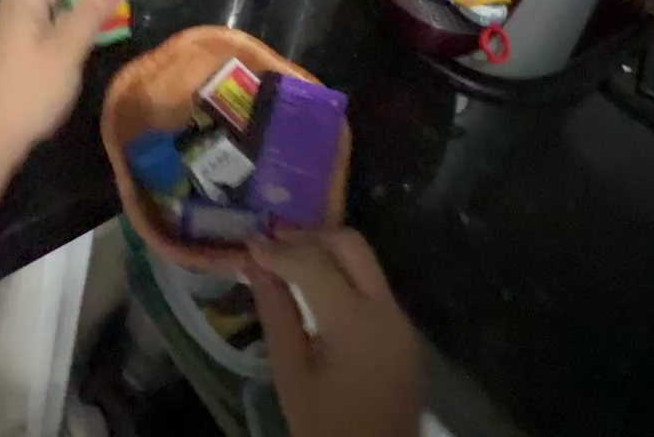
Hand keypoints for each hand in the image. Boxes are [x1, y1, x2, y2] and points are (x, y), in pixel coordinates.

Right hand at [248, 229, 426, 436]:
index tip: (249, 243)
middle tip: (273, 243)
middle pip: (351, 245)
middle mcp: (388, 313)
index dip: (278, 250)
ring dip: (326, 251)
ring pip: (364, 260)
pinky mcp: (404, 332)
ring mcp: (402, 322)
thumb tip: (253, 263)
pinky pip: (372, 284)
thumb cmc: (325, 430)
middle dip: (309, 237)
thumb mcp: (290, 374)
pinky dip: (341, 272)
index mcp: (357, 326)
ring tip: (287, 257)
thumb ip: (275, 311)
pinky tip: (313, 283)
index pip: (314, 264)